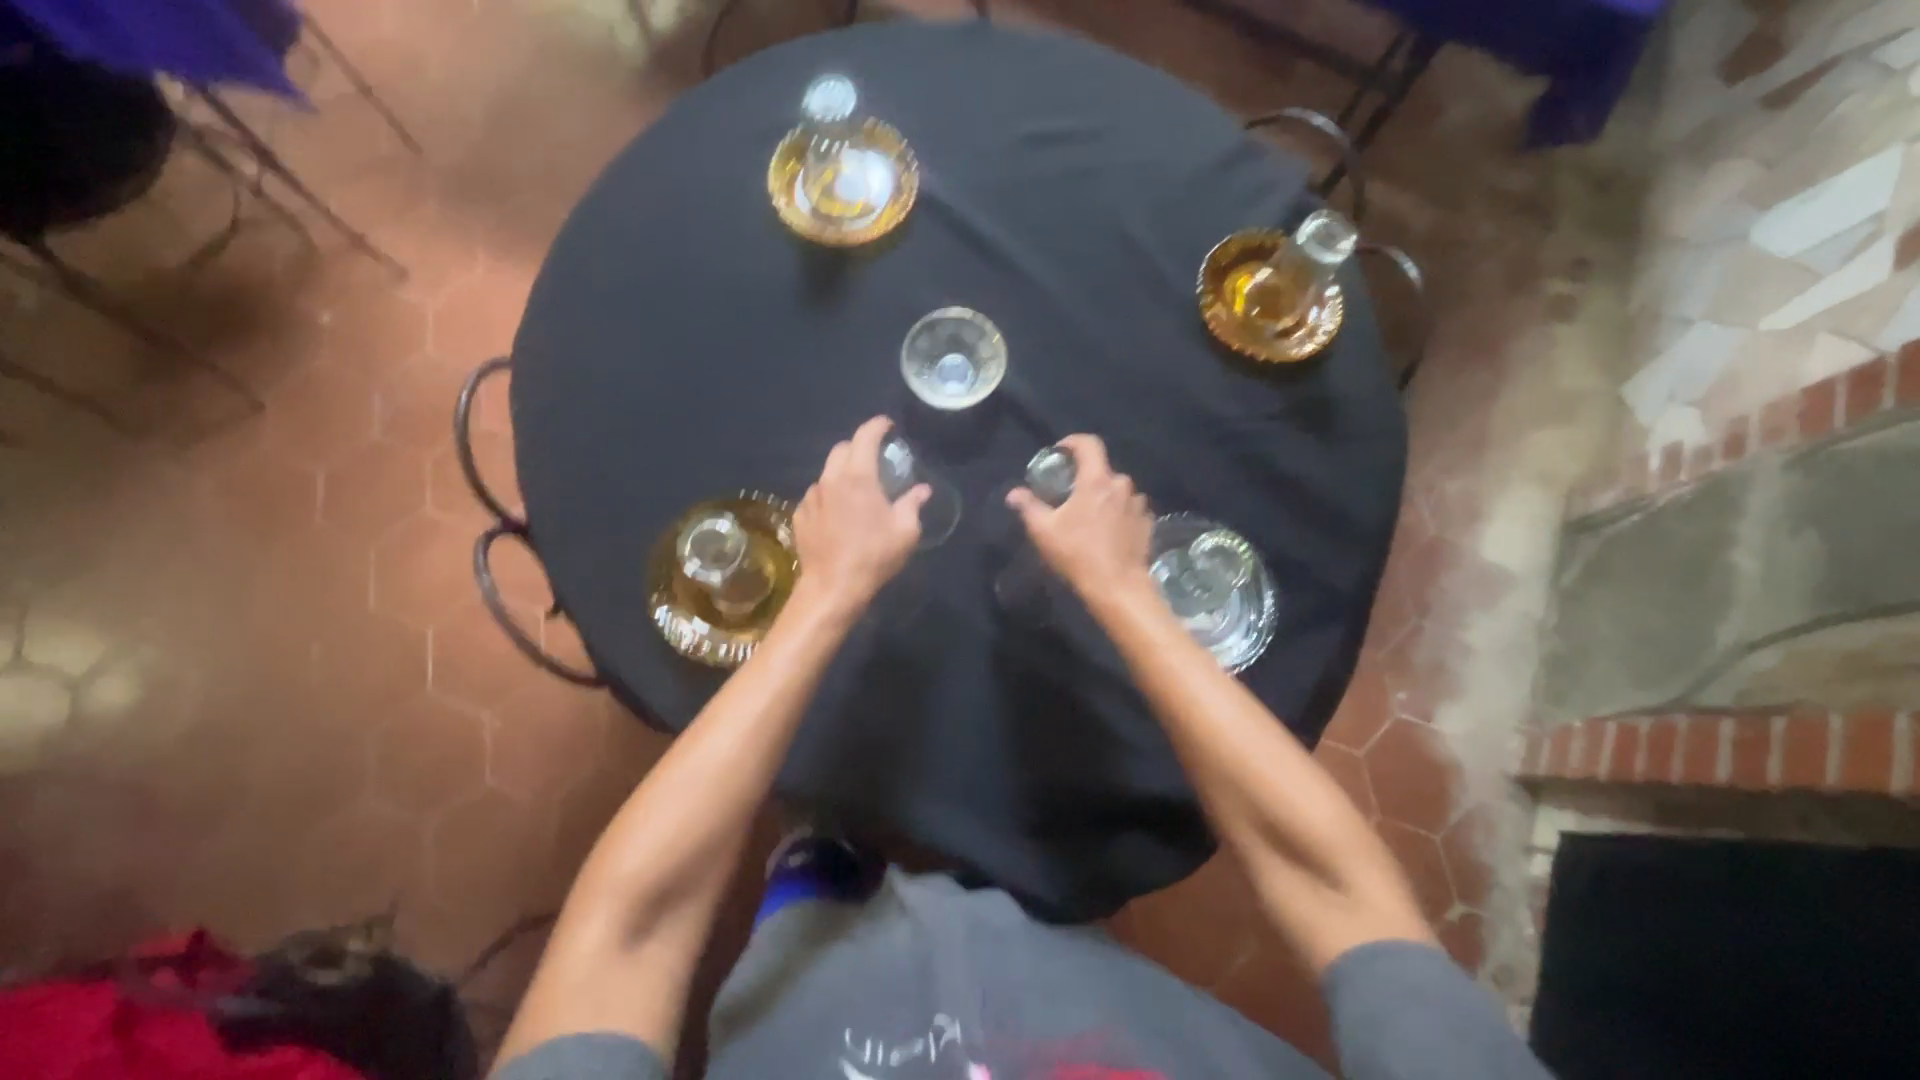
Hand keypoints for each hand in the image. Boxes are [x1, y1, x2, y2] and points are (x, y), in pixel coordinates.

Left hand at [793, 416, 929, 610]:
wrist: (833, 587)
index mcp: (859, 478)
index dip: (877, 426)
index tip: (887, 426)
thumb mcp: (905, 532)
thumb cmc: (874, 556)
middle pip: (841, 449)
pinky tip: (838, 515)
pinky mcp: (800, 516)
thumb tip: (922, 490)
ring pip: (827, 473)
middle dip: (857, 447)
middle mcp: (831, 480)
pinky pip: (816, 496)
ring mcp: (812, 498)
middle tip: (873, 460)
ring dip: (842, 474)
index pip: (865, 437)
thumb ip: (912, 504)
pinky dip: (828, 497)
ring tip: (855, 492)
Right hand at [1006, 434, 1152, 598]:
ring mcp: (1138, 504)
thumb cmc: (1078, 554)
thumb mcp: (1044, 531)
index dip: (1073, 442)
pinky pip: (1129, 509)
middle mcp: (1122, 485)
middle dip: (1085, 478)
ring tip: (1089, 517)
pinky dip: (1118, 513)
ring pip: (1117, 491)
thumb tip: (1014, 493)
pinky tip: (1107, 532)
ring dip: (1103, 497)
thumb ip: (1028, 506)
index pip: (1089, 444)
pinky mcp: (1147, 522)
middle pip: (1102, 470)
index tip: (1060, 452)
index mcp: (1097, 480)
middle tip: (1069, 496)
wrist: (1118, 587)